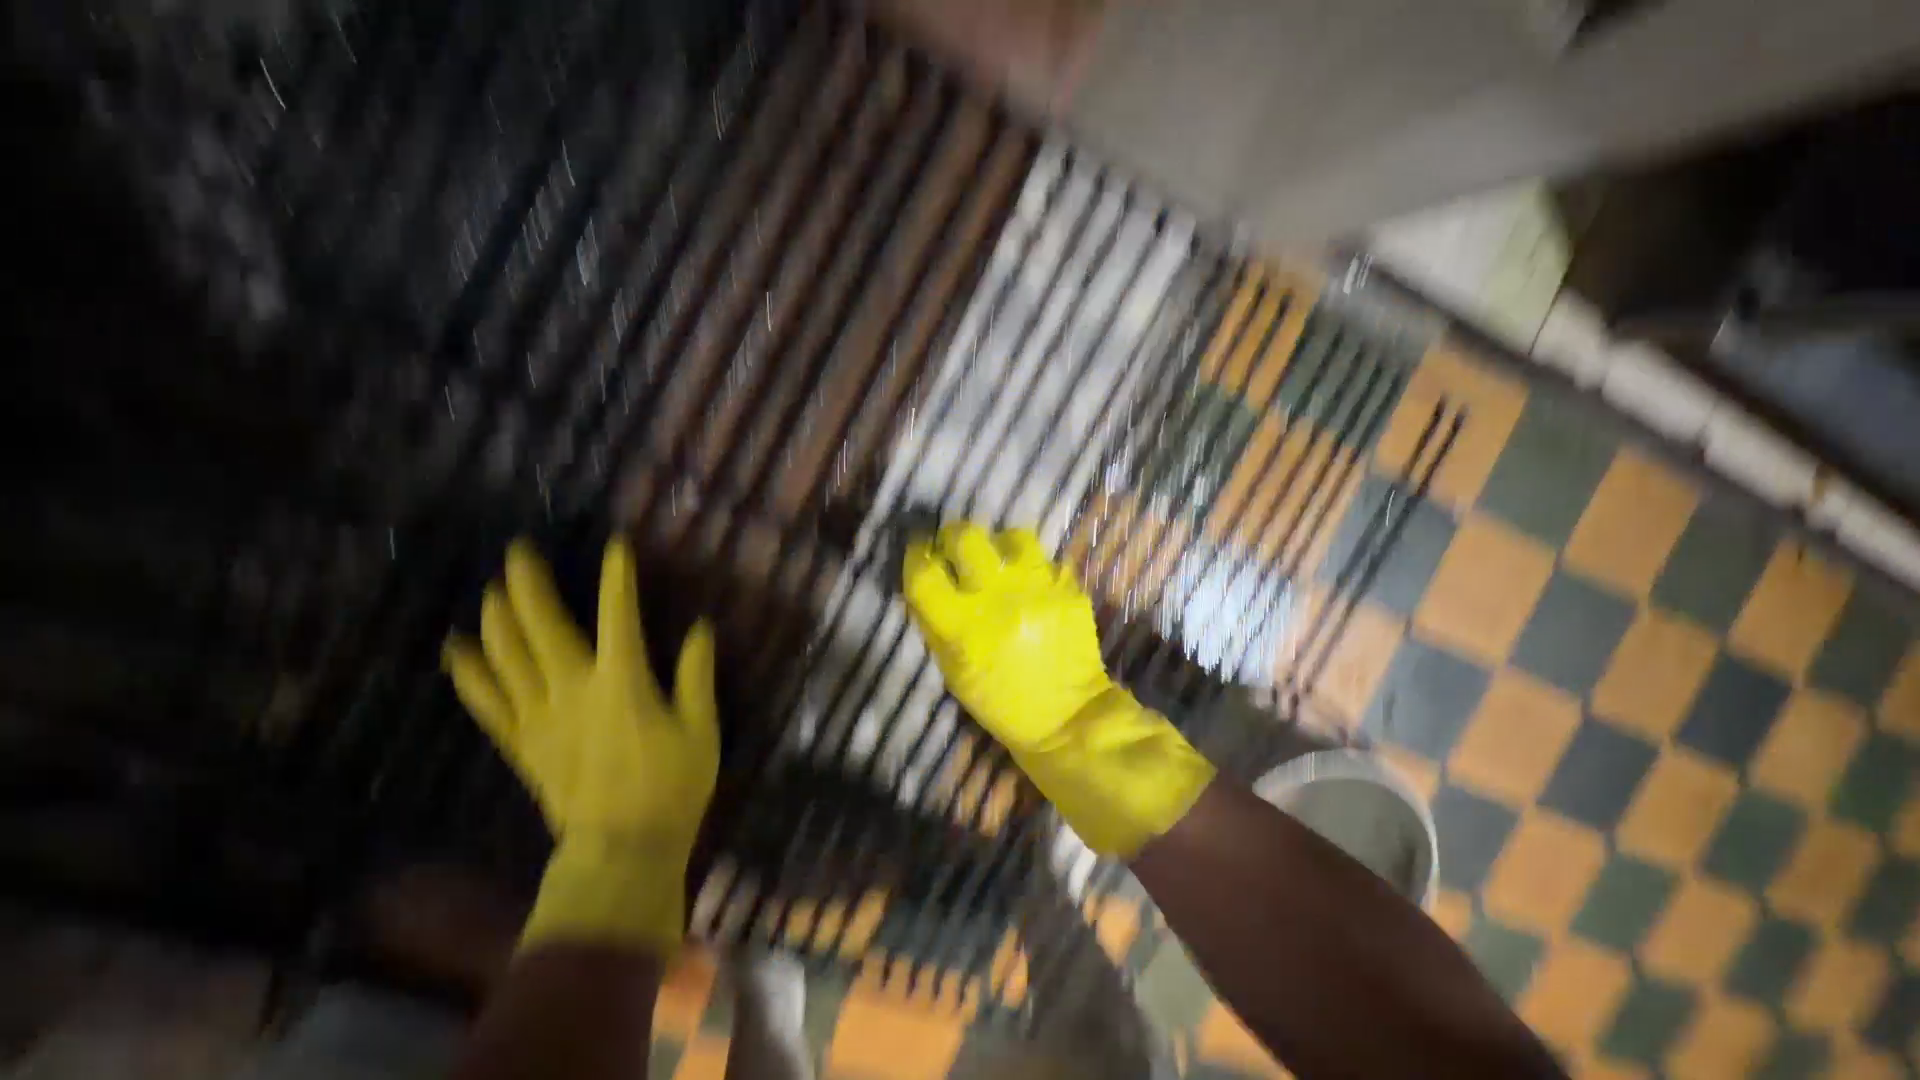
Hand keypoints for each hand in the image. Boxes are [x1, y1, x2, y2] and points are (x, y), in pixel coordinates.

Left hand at [443, 537, 717, 955]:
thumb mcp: (702, 732)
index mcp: (622, 682)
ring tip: (492, 589)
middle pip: (542, 626)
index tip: (616, 545)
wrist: (622, 850)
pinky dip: (468, 674)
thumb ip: (697, 677)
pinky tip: (455, 650)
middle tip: (518, 552)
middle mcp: (572, 689)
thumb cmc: (671, 789)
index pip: (618, 615)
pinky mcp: (521, 745)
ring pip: (506, 657)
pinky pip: (486, 704)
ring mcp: (539, 717)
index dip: (617, 577)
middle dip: (529, 584)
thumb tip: (700, 629)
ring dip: (497, 618)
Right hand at [902, 522, 1213, 855]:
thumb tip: (923, 575)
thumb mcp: (951, 670)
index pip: (924, 572)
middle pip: (966, 537)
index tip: (920, 551)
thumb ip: (933, 622)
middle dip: (954, 536)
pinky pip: (1044, 560)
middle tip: (956, 549)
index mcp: (963, 628)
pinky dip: (1032, 569)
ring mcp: (1039, 590)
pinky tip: (1030, 585)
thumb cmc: (999, 701)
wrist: (1067, 718)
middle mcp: (1000, 600)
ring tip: (999, 561)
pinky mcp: (1069, 590)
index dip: (916, 555)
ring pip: (1012, 537)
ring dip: (999, 546)